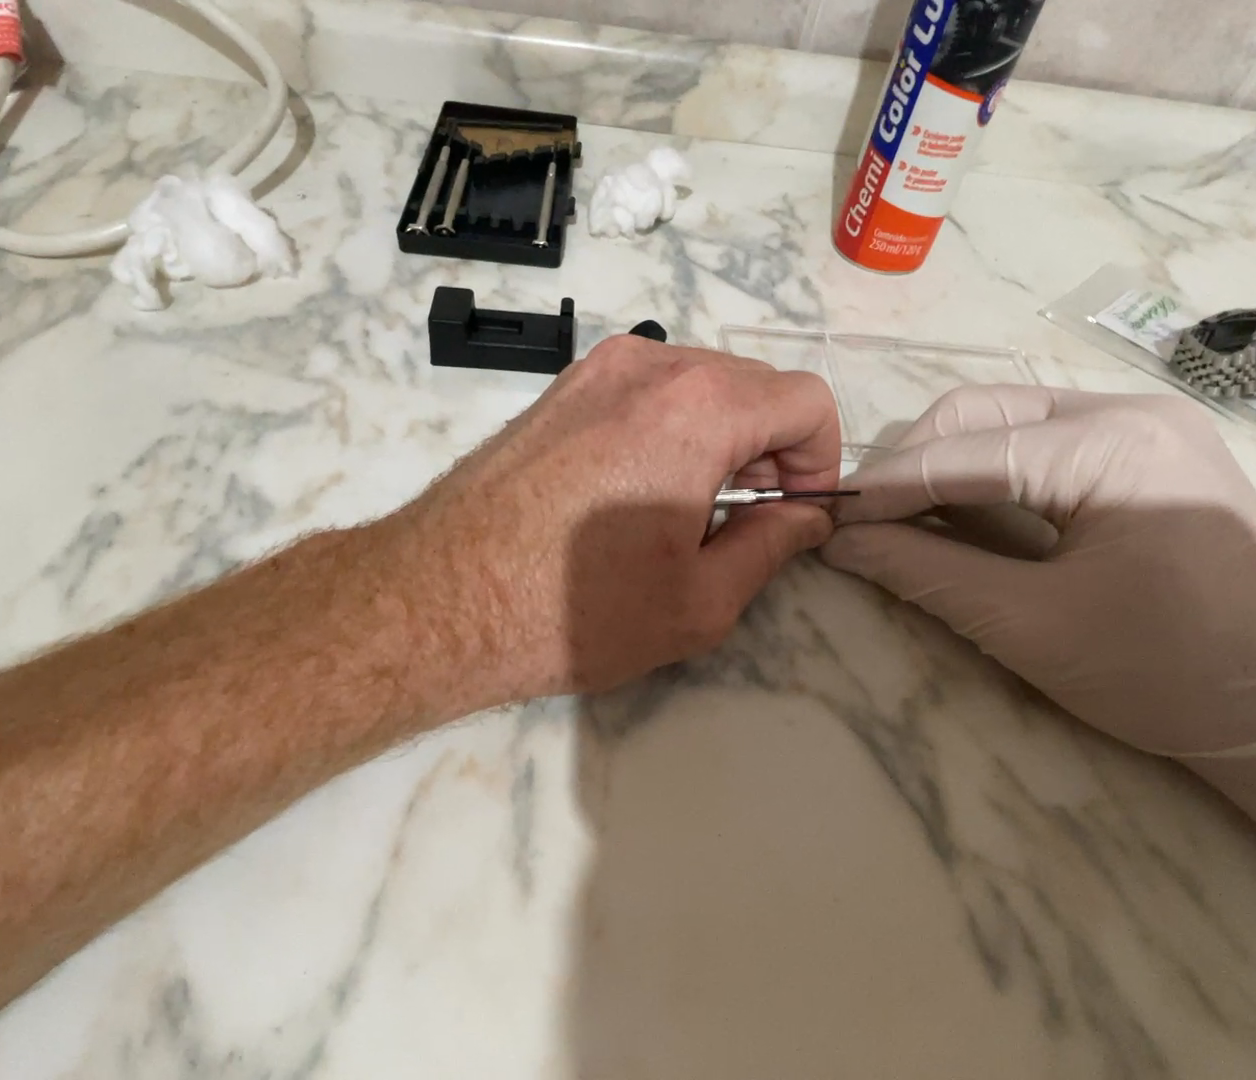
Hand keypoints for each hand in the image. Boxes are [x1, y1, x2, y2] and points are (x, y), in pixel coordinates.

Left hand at [380, 334, 841, 705]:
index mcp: (698, 408)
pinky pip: (647, 391)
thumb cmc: (574, 611)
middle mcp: (650, 365)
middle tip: (748, 520)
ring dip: (722, 437)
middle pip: (754, 386)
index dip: (819, 460)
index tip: (793, 514)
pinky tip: (641, 489)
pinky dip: (671, 427)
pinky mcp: (560, 389)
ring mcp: (596, 368)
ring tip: (692, 510)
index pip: (806, 400)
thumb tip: (806, 515)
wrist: (436, 600)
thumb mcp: (698, 602)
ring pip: (700, 383)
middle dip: (772, 449)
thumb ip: (771, 546)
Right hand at [821, 385, 1255, 753]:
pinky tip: (958, 510)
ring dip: (943, 463)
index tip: (823, 519)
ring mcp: (1144, 422)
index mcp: (1112, 447)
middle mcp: (1129, 409)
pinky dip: (984, 471)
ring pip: (1004, 419)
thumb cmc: (1169, 675)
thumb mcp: (1030, 626)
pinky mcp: (1147, 448)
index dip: (883, 488)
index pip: (962, 452)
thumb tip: (840, 544)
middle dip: (909, 463)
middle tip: (862, 521)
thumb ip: (926, 573)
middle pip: (979, 412)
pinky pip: (1038, 439)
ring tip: (900, 518)